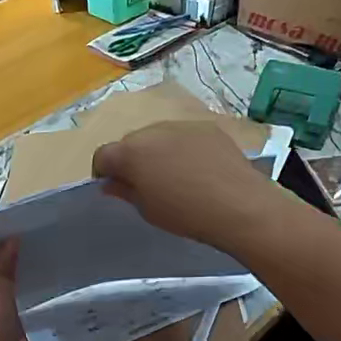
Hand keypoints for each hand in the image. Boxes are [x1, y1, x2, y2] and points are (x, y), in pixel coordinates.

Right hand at [92, 121, 288, 248]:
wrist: (238, 205)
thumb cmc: (185, 214)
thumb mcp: (148, 210)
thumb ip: (125, 191)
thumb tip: (111, 183)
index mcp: (130, 152)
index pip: (103, 155)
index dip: (104, 172)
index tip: (116, 188)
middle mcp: (152, 131)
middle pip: (131, 143)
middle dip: (132, 160)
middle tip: (147, 185)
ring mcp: (182, 126)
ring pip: (159, 136)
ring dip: (159, 152)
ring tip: (177, 177)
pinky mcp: (208, 127)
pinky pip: (185, 136)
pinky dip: (184, 148)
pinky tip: (200, 169)